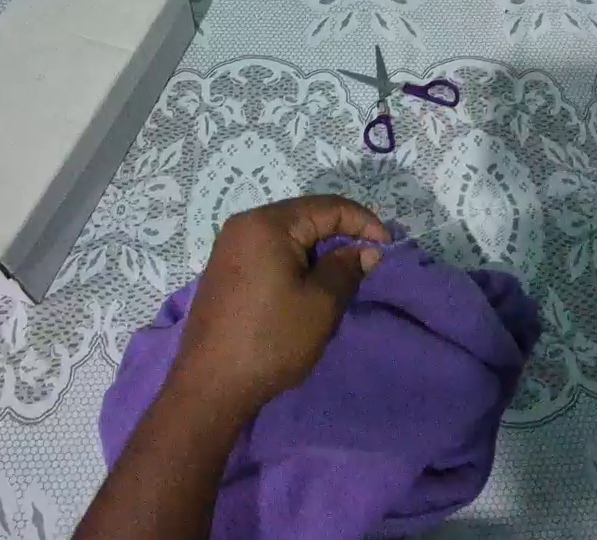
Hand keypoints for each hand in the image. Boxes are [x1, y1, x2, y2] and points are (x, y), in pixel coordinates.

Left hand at [170, 195, 389, 412]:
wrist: (208, 388)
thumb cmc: (270, 340)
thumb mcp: (320, 304)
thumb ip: (347, 268)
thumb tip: (366, 251)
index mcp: (267, 223)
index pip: (327, 207)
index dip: (363, 222)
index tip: (388, 246)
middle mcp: (245, 224)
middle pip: (306, 216)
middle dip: (342, 234)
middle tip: (369, 258)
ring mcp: (231, 247)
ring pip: (289, 234)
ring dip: (320, 248)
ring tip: (344, 272)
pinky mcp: (226, 269)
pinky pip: (271, 250)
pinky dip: (297, 259)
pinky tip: (311, 282)